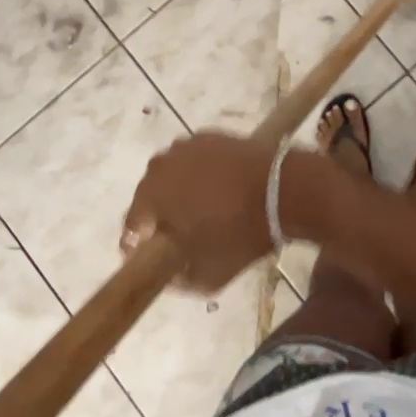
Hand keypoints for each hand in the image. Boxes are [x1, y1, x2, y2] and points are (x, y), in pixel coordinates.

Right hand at [121, 132, 279, 291]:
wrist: (284, 189)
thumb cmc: (238, 233)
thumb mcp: (206, 275)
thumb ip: (177, 280)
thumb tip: (168, 275)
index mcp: (151, 194)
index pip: (132, 227)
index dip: (140, 248)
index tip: (156, 260)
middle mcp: (161, 163)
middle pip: (150, 197)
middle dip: (160, 218)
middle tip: (181, 238)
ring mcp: (188, 145)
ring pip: (173, 176)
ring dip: (181, 193)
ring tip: (203, 213)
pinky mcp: (213, 136)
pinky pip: (196, 161)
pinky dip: (202, 175)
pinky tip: (220, 191)